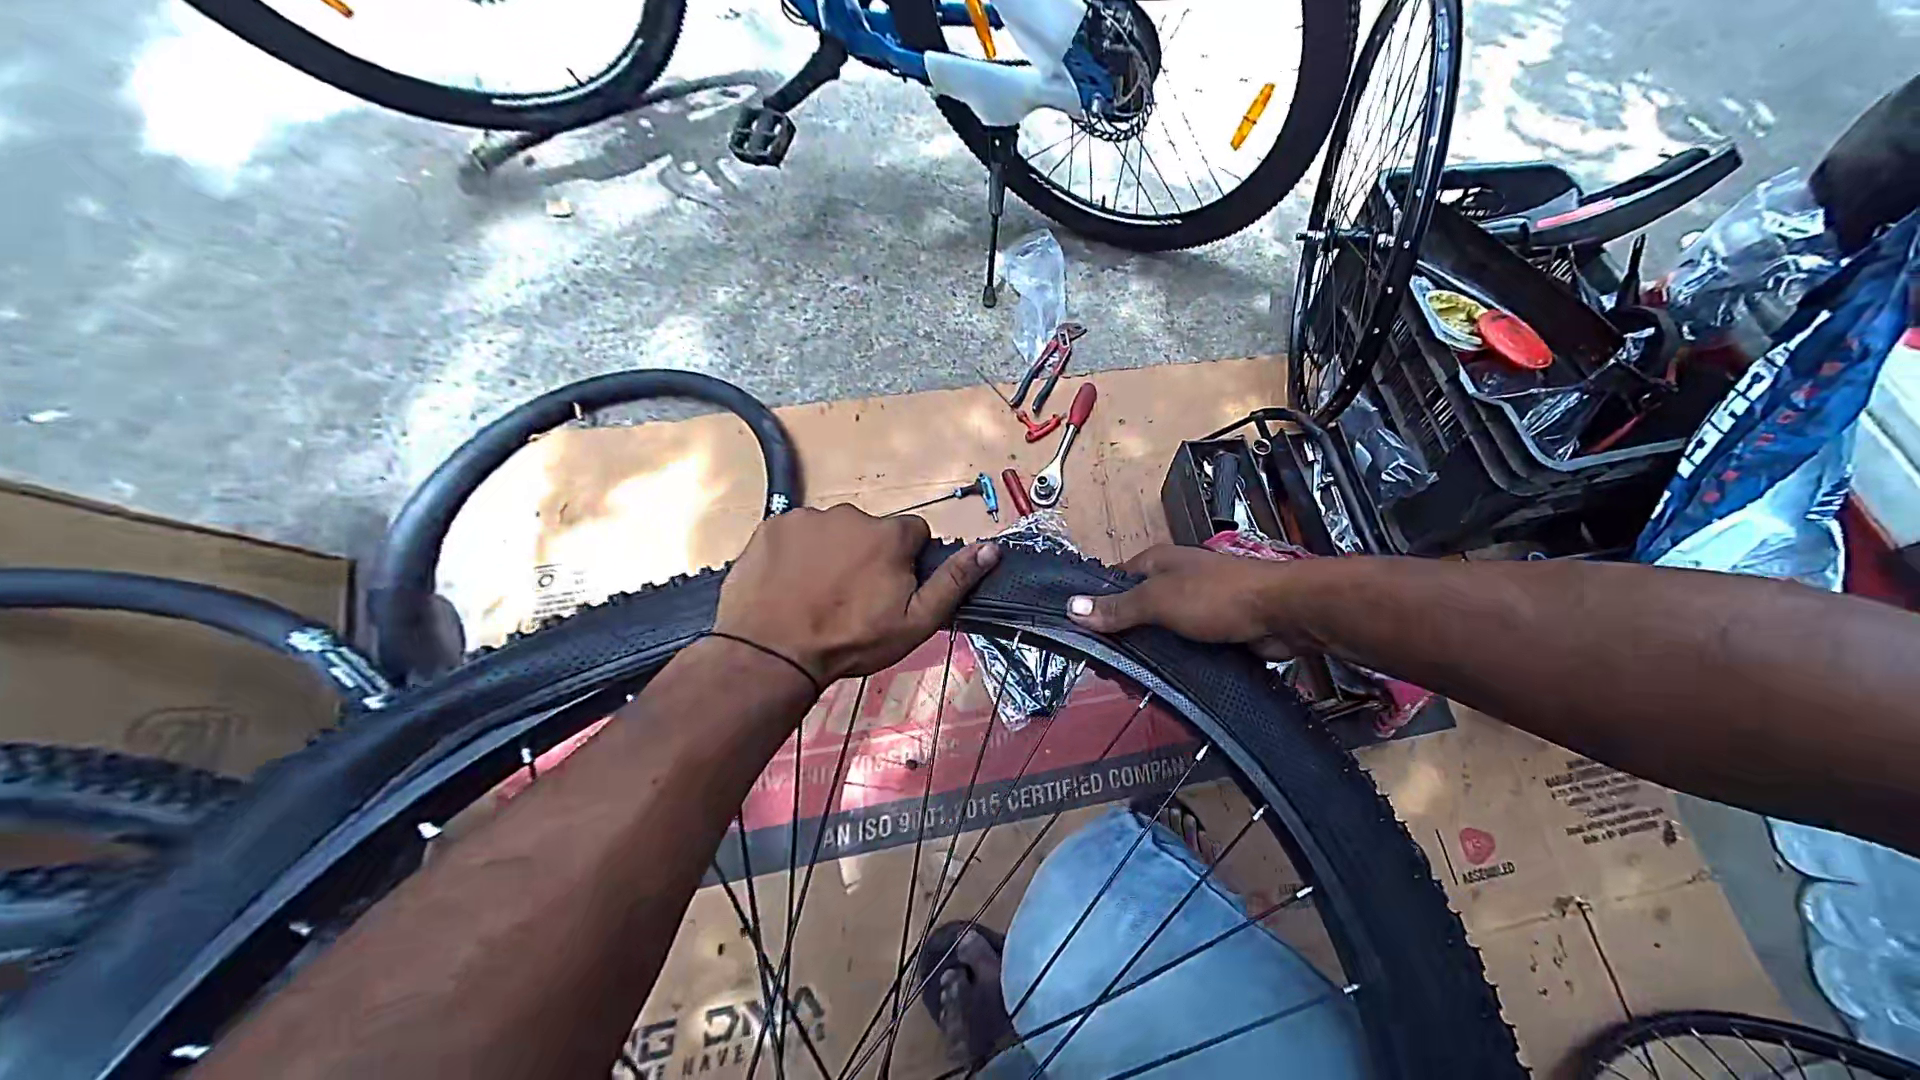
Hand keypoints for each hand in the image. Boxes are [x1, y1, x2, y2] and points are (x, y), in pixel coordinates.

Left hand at [715, 504, 1000, 684]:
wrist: (772, 651)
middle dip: (866, 556)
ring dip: (830, 553)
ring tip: (816, 593)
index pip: (912, 534)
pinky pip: (795, 533)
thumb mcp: (914, 621)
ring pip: (831, 531)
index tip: (889, 590)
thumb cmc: (850, 641)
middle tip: (850, 597)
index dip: (905, 562)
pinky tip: (789, 583)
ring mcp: (807, 518)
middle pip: (870, 531)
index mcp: (889, 535)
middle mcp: (850, 515)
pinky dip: (796, 552)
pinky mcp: (772, 526)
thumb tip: (991, 549)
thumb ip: (954, 581)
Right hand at [1065, 544, 1300, 659]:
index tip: (1082, 635)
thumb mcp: (1157, 600)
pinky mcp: (1214, 630)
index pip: (1113, 581)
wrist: (1283, 613)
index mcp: (1156, 562)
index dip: (1095, 606)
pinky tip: (1161, 680)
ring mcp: (1195, 606)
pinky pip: (1183, 647)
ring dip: (1147, 653)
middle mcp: (1174, 580)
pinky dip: (1172, 662)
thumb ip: (1117, 607)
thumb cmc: (1218, 596)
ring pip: (1159, 632)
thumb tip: (1072, 606)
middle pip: (1134, 609)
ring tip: (1130, 682)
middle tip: (1107, 669)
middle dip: (1121, 637)